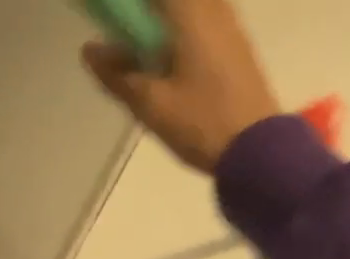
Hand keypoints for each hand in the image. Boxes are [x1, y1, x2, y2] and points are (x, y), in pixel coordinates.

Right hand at [82, 0, 281, 172]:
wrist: (260, 152)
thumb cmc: (202, 124)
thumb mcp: (151, 105)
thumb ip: (117, 75)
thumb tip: (89, 50)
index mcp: (189, 10)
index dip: (126, 9)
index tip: (109, 23)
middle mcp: (213, 7)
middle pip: (167, 4)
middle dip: (143, 19)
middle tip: (125, 48)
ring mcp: (231, 25)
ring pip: (187, 12)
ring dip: (161, 28)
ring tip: (146, 62)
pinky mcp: (239, 48)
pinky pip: (202, 25)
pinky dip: (181, 37)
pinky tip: (172, 70)